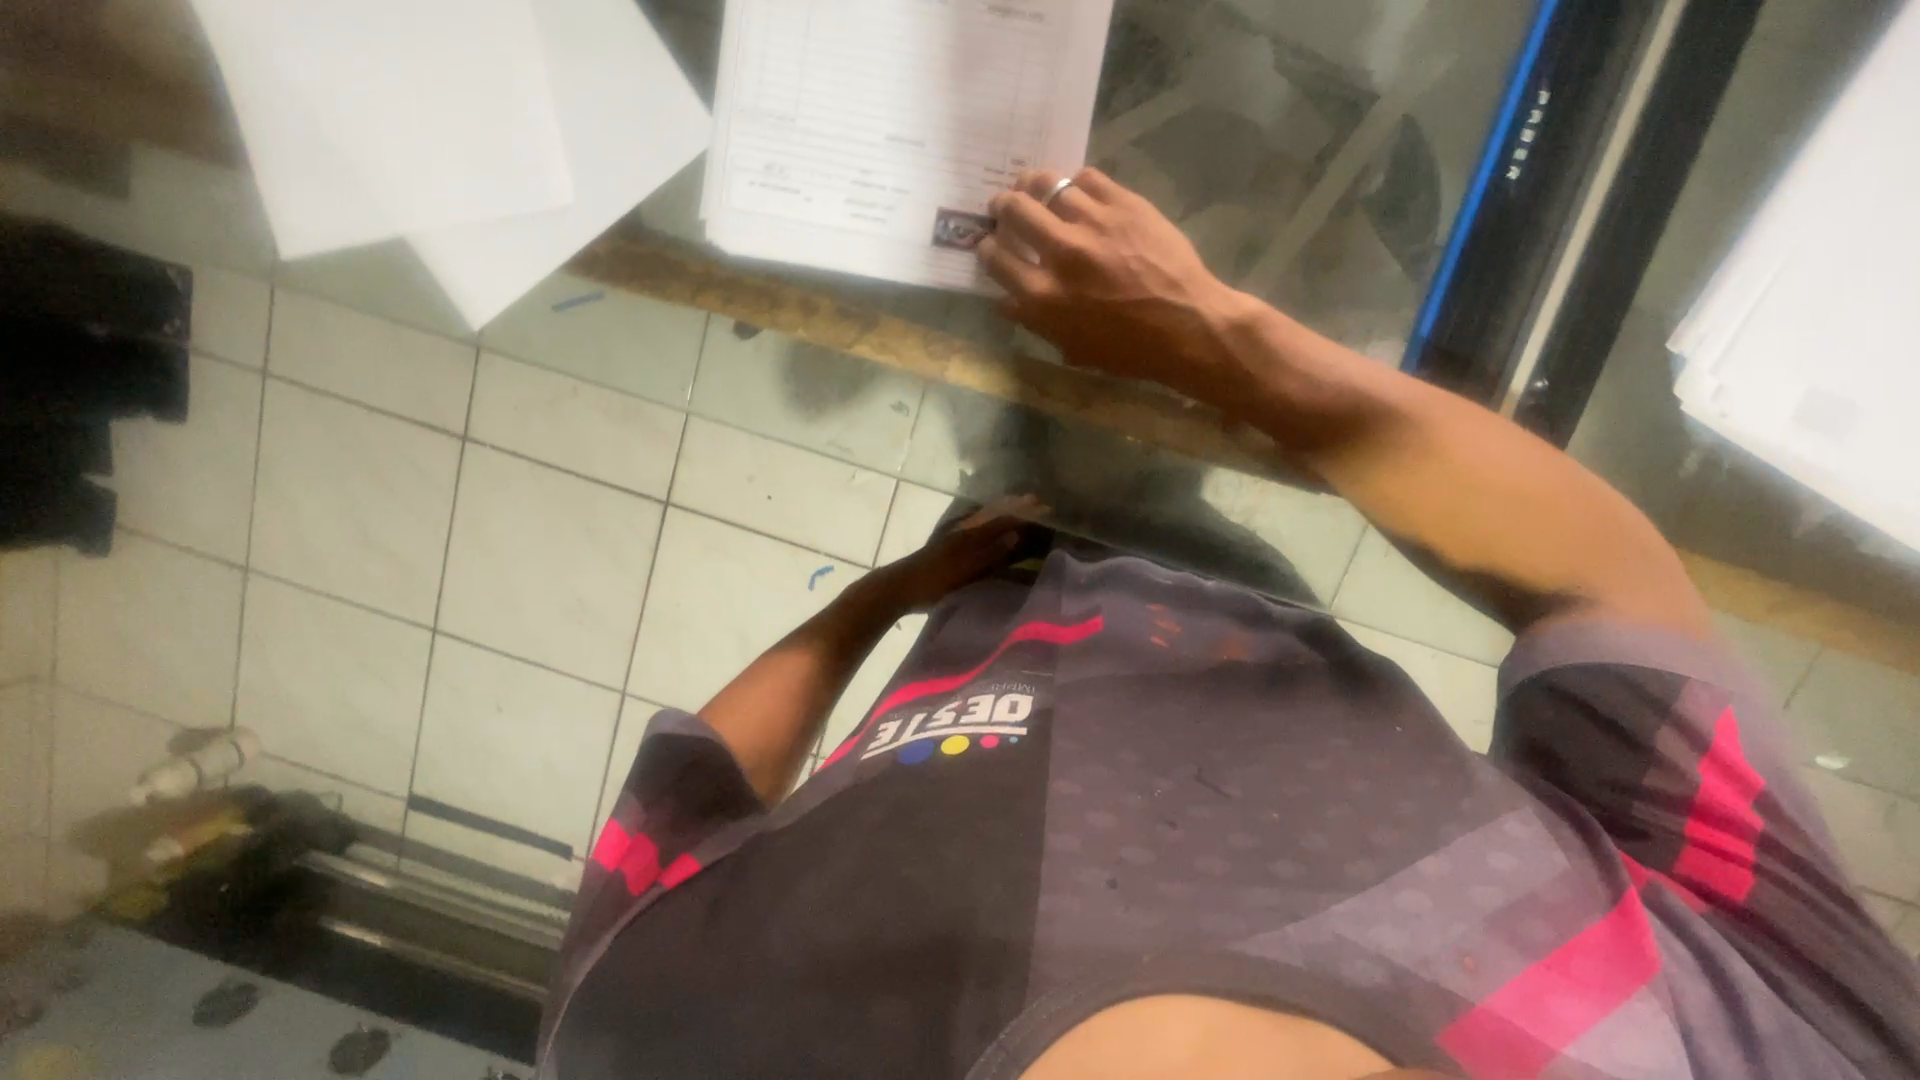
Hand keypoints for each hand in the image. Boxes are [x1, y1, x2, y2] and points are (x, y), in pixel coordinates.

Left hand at [855, 496, 1039, 615]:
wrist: (900, 587)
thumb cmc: (935, 581)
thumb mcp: (966, 568)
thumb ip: (991, 552)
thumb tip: (1018, 533)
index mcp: (970, 532)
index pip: (1004, 517)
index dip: (1024, 512)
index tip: (1045, 506)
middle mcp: (964, 528)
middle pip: (994, 512)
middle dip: (1015, 507)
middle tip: (1037, 502)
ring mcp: (954, 535)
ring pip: (984, 518)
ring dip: (1002, 512)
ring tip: (1019, 509)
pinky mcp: (947, 544)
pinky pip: (974, 526)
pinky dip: (987, 522)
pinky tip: (990, 527)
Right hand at [979, 168, 1255, 407]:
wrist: (1186, 325)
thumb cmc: (1128, 349)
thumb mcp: (1073, 347)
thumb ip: (1035, 322)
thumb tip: (1006, 302)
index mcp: (1043, 296)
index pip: (995, 258)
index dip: (986, 248)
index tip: (990, 244)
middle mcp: (1061, 252)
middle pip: (1014, 211)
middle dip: (1002, 207)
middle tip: (1004, 207)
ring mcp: (1094, 222)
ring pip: (1047, 184)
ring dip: (1033, 186)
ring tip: (1032, 188)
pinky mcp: (1124, 203)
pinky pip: (1086, 177)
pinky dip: (1073, 182)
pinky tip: (1074, 191)